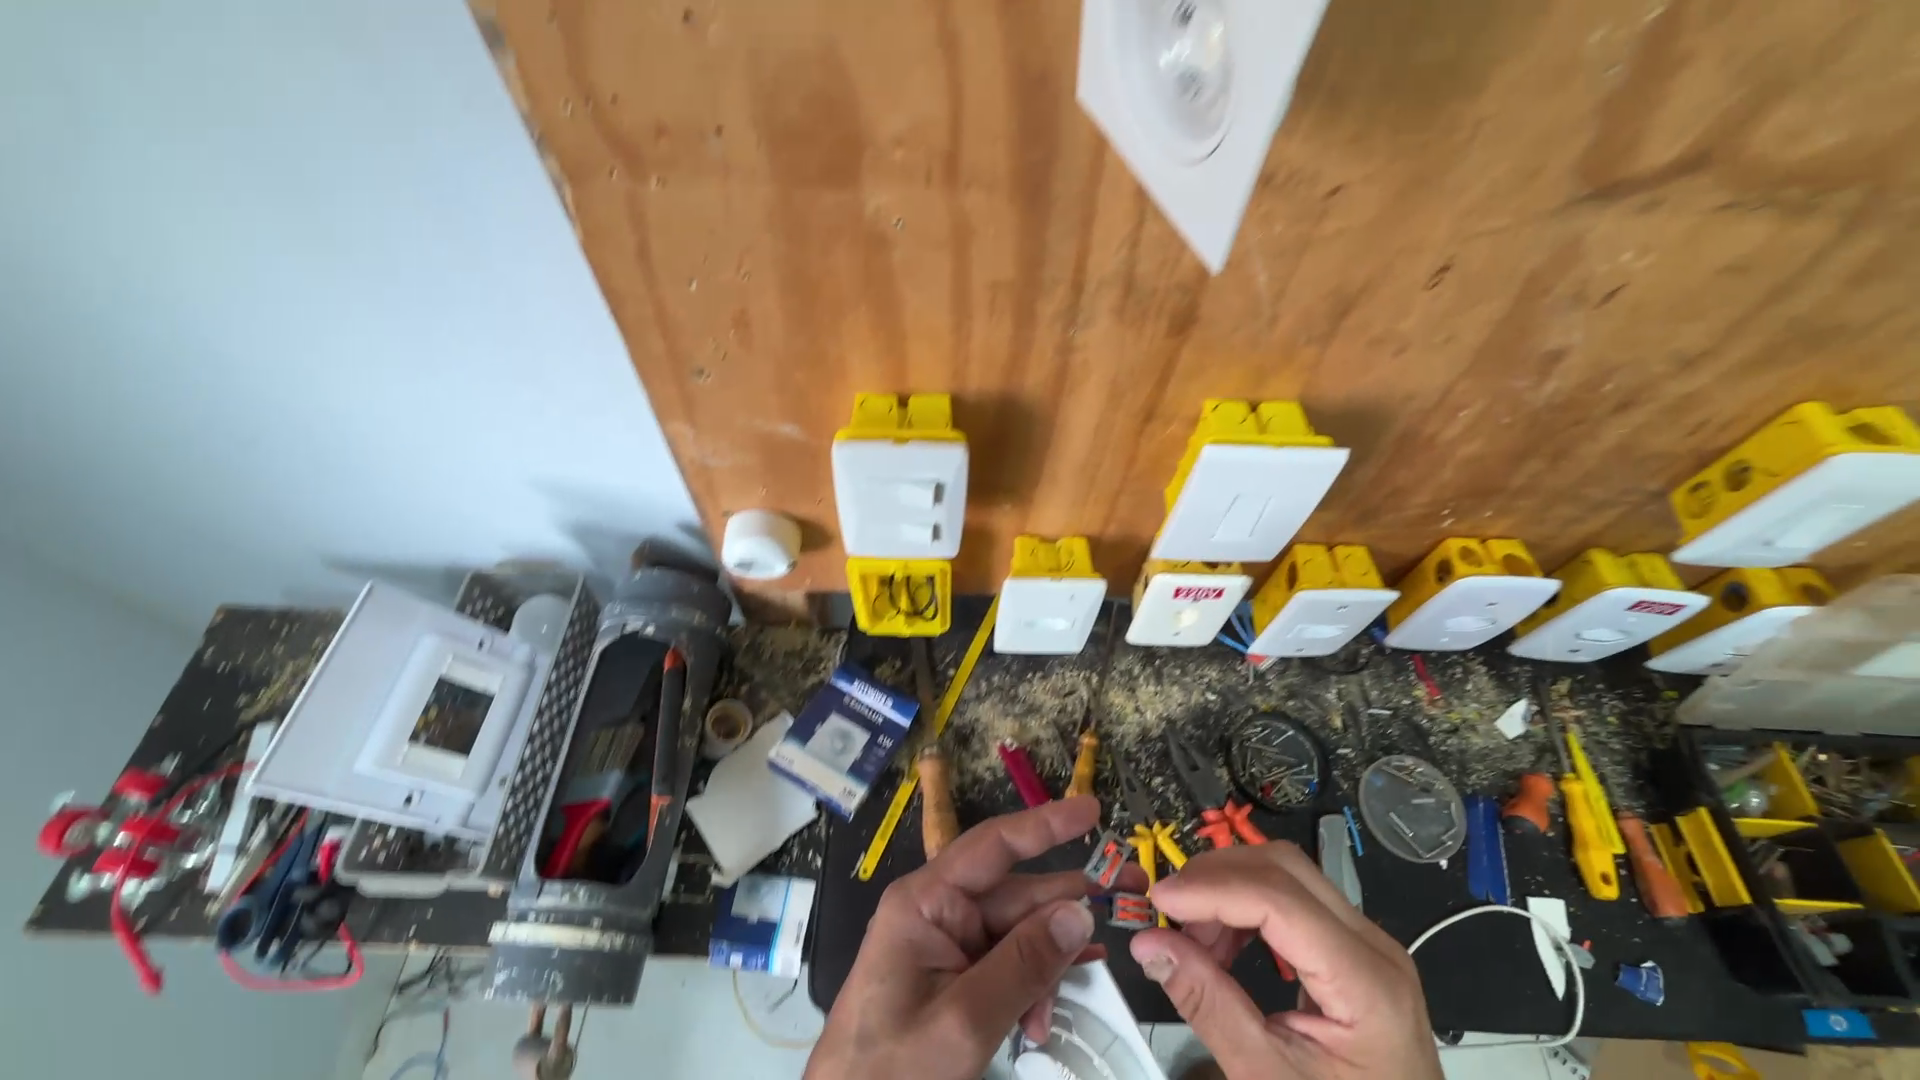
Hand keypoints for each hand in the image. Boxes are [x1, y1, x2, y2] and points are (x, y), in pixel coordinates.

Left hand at [806, 796, 1109, 1079]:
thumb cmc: (894, 1065)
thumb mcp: (963, 1019)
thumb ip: (1023, 964)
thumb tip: (1078, 912)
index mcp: (925, 901)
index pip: (993, 846)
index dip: (1044, 824)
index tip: (1091, 810)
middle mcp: (938, 911)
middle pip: (1016, 895)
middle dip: (1068, 905)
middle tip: (1130, 898)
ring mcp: (946, 944)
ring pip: (1019, 935)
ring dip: (1049, 964)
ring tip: (1088, 979)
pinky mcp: (954, 975)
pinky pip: (1007, 965)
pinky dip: (1032, 987)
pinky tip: (1045, 1015)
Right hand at [1129, 842, 1442, 1079]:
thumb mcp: (1268, 1079)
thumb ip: (1208, 1006)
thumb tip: (1149, 944)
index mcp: (1365, 982)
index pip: (1279, 900)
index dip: (1211, 890)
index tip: (1157, 901)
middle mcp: (1373, 945)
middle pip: (1284, 867)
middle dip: (1215, 877)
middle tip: (1168, 914)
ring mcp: (1366, 942)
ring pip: (1286, 873)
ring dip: (1227, 888)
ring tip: (1191, 937)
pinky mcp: (1352, 948)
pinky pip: (1292, 898)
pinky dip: (1244, 905)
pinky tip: (1220, 943)